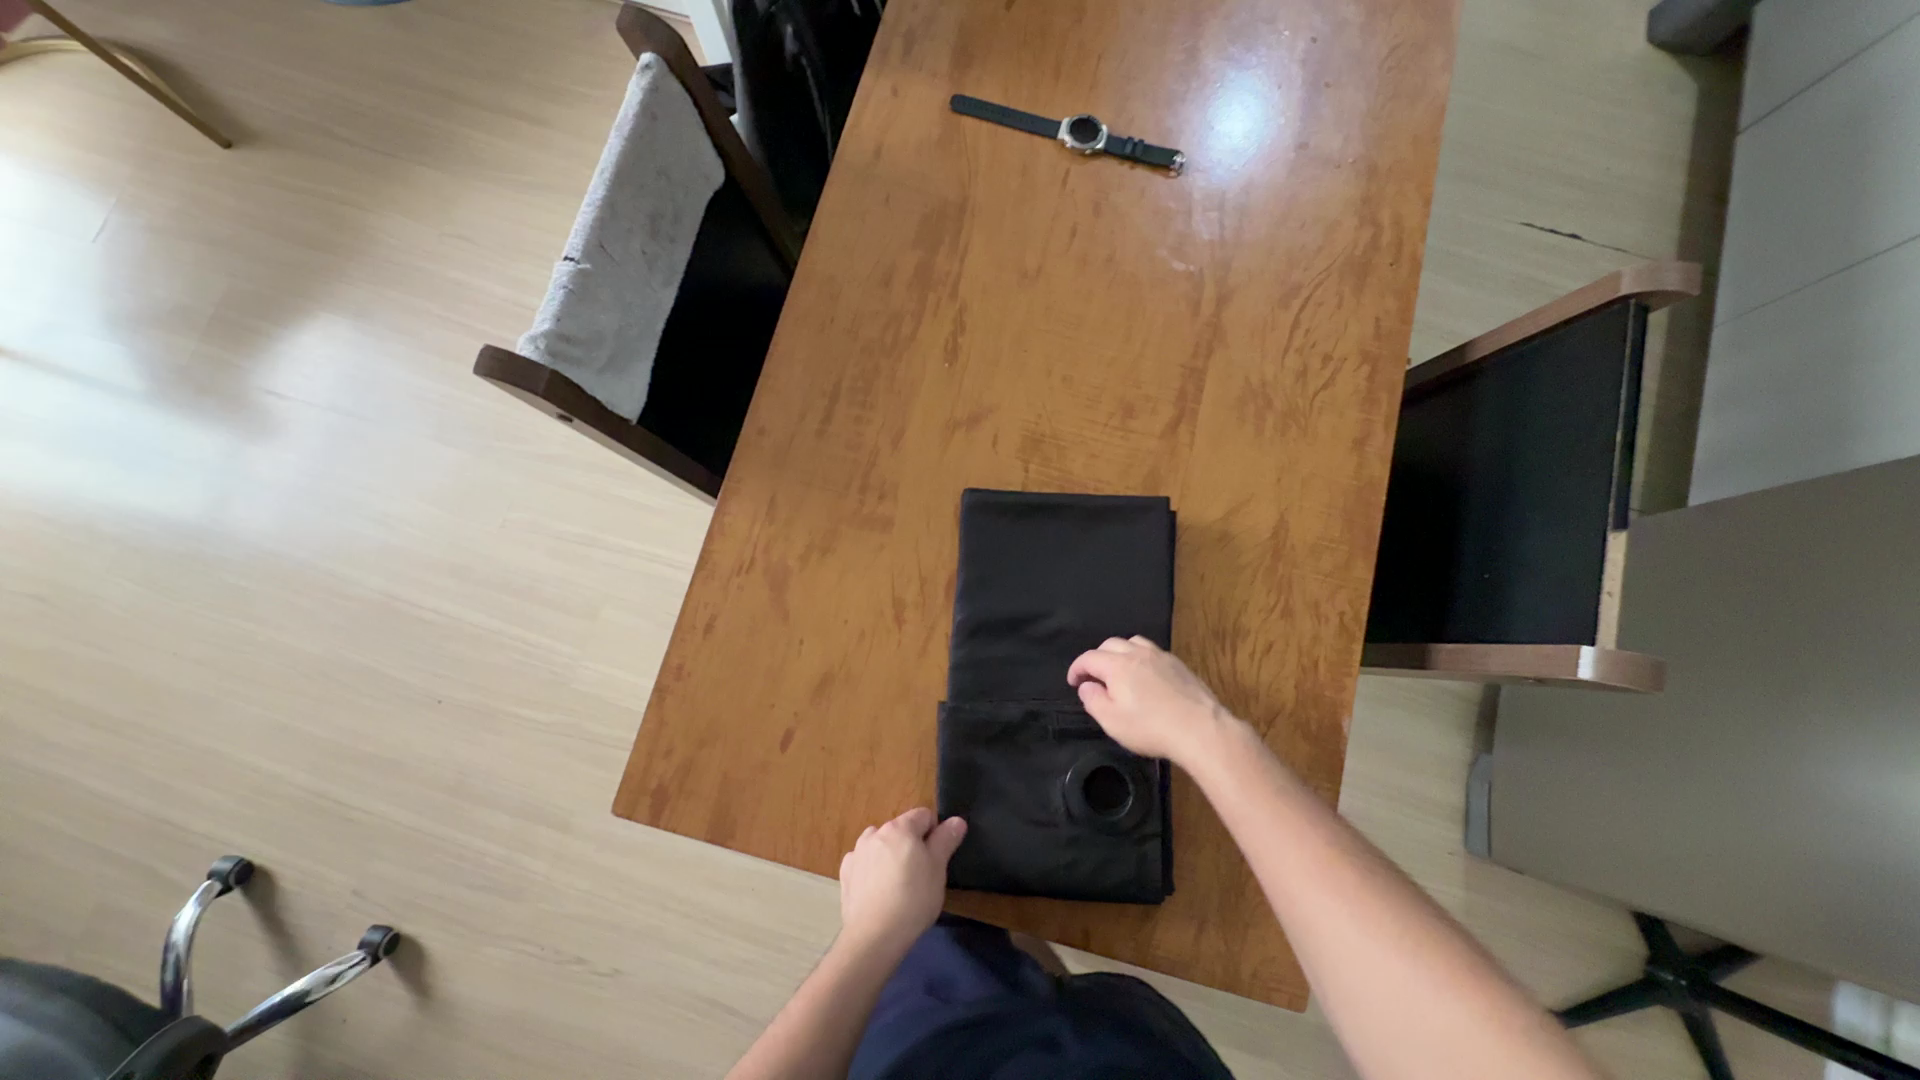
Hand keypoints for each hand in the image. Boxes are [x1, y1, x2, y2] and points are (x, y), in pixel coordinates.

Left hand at [838, 808, 966, 953]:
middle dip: (912, 845)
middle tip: (921, 874)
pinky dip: (872, 870)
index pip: (924, 815)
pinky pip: (864, 863)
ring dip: (890, 855)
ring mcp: (856, 853)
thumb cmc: (913, 899)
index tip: (937, 858)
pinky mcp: (845, 873)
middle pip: (901, 830)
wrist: (875, 935)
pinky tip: (878, 891)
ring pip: (880, 845)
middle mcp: (875, 833)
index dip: (935, 833)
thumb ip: (946, 840)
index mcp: (900, 828)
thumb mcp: (937, 869)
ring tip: (898, 884)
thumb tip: (956, 820)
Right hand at [1067, 636, 1239, 765]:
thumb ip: (1093, 700)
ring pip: (1134, 643)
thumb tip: (1086, 685)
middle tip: (1094, 678)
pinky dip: (1140, 658)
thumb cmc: (1150, 727)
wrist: (1200, 728)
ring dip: (1120, 653)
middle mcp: (1138, 653)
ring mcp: (1161, 656)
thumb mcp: (1112, 721)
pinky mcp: (1179, 665)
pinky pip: (1152, 652)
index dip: (1076, 668)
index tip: (1073, 682)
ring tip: (1119, 671)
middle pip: (1110, 644)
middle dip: (1097, 658)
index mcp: (1118, 665)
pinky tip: (1145, 676)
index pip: (1089, 658)